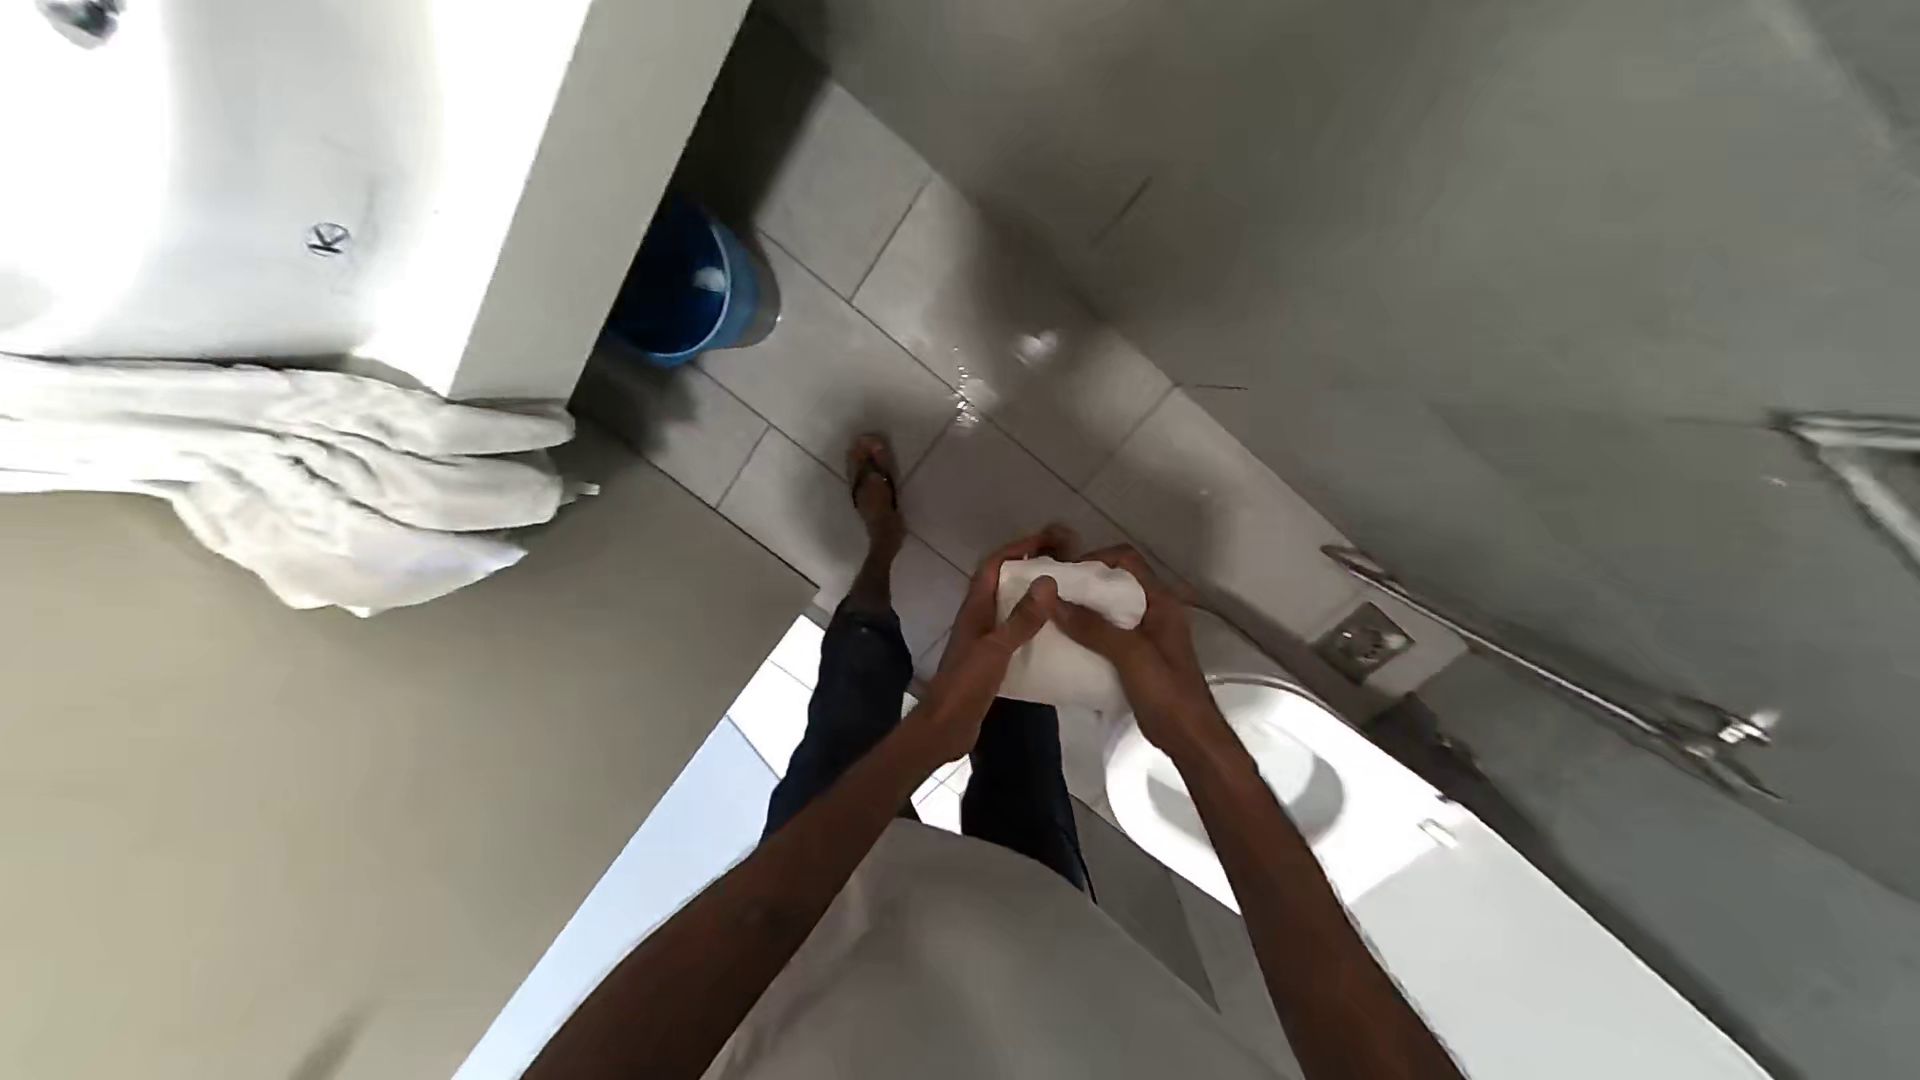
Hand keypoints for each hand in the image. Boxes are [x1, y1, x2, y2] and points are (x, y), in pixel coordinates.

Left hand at [907, 527, 1071, 766]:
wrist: (946, 727)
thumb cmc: (966, 684)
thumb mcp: (996, 649)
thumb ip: (1021, 618)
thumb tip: (1047, 580)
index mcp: (975, 608)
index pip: (994, 565)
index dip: (1018, 547)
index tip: (1049, 539)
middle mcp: (979, 617)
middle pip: (1004, 581)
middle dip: (1030, 566)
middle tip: (1064, 562)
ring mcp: (984, 638)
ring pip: (1011, 605)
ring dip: (1033, 594)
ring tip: (1065, 591)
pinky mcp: (992, 659)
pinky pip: (1016, 630)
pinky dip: (1034, 624)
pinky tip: (1056, 633)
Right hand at [1047, 545, 1227, 759]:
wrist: (1189, 739)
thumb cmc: (1167, 692)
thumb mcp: (1130, 654)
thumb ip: (1093, 627)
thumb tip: (1051, 599)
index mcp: (1161, 602)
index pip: (1127, 560)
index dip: (1096, 558)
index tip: (1065, 572)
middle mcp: (1154, 611)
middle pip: (1115, 583)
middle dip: (1083, 584)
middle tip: (1051, 593)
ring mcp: (1145, 634)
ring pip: (1109, 609)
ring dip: (1082, 609)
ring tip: (1052, 615)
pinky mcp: (1135, 656)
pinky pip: (1106, 633)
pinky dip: (1086, 631)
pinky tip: (1065, 641)